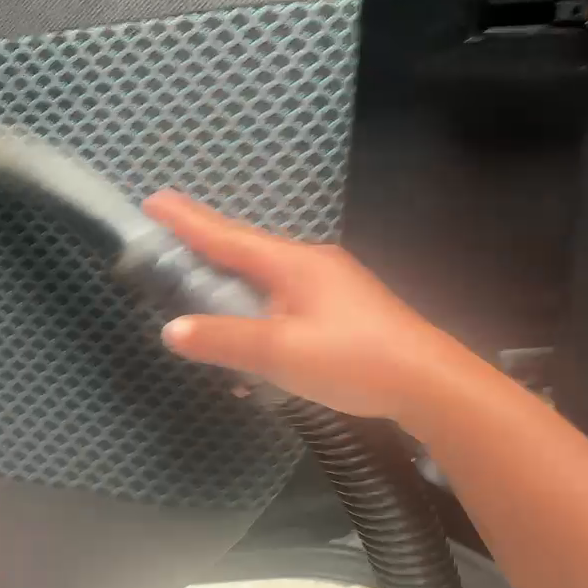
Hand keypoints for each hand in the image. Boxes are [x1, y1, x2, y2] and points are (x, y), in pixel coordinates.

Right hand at [142, 190, 496, 425]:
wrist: (435, 387)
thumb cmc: (354, 360)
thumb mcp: (279, 353)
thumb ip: (222, 340)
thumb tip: (170, 330)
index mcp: (292, 264)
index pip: (225, 236)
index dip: (186, 220)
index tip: (152, 200)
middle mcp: (308, 265)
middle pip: (241, 251)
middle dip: (201, 247)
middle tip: (164, 245)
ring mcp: (327, 286)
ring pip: (260, 280)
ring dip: (225, 288)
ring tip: (195, 299)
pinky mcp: (338, 311)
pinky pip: (279, 302)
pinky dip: (251, 315)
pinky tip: (244, 348)